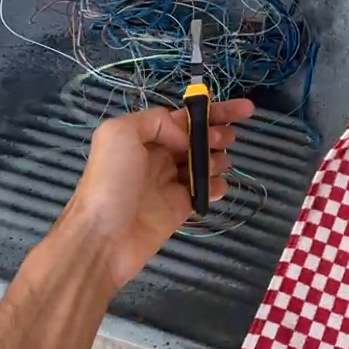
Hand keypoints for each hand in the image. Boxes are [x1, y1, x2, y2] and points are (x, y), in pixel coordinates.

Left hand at [49, 100, 255, 291]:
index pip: (186, 116)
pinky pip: (207, 190)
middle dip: (218, 134)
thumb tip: (185, 139)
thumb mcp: (119, 134)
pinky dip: (217, 186)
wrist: (102, 238)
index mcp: (145, 136)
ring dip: (219, 159)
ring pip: (207, 162)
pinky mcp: (181, 207)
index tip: (246, 109)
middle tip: (222, 141)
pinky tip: (214, 188)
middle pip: (200, 138)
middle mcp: (159, 156)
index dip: (215, 110)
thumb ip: (156, 121)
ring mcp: (171, 182)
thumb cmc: (110, 183)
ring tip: (216, 165)